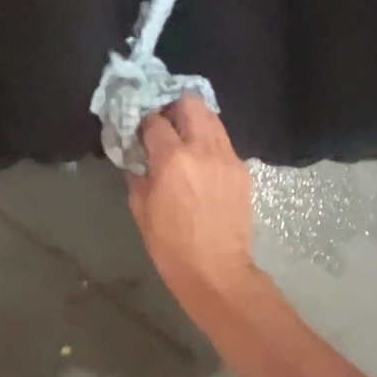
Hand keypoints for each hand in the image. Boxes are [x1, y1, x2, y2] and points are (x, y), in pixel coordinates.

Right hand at [128, 95, 258, 301]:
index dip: (144, 120)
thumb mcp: (141, 208)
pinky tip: (200, 156)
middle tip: (163, 120)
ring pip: (211, 116)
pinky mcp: (241, 169)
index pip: (155, 119)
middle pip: (190, 103)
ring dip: (194, 118)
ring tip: (182, 132)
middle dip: (173, 105)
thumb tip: (135, 152)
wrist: (218, 273)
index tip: (139, 127)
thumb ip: (137, 172)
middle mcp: (203, 149)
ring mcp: (227, 157)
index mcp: (173, 158)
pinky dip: (209, 139)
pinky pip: (223, 140)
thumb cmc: (171, 246)